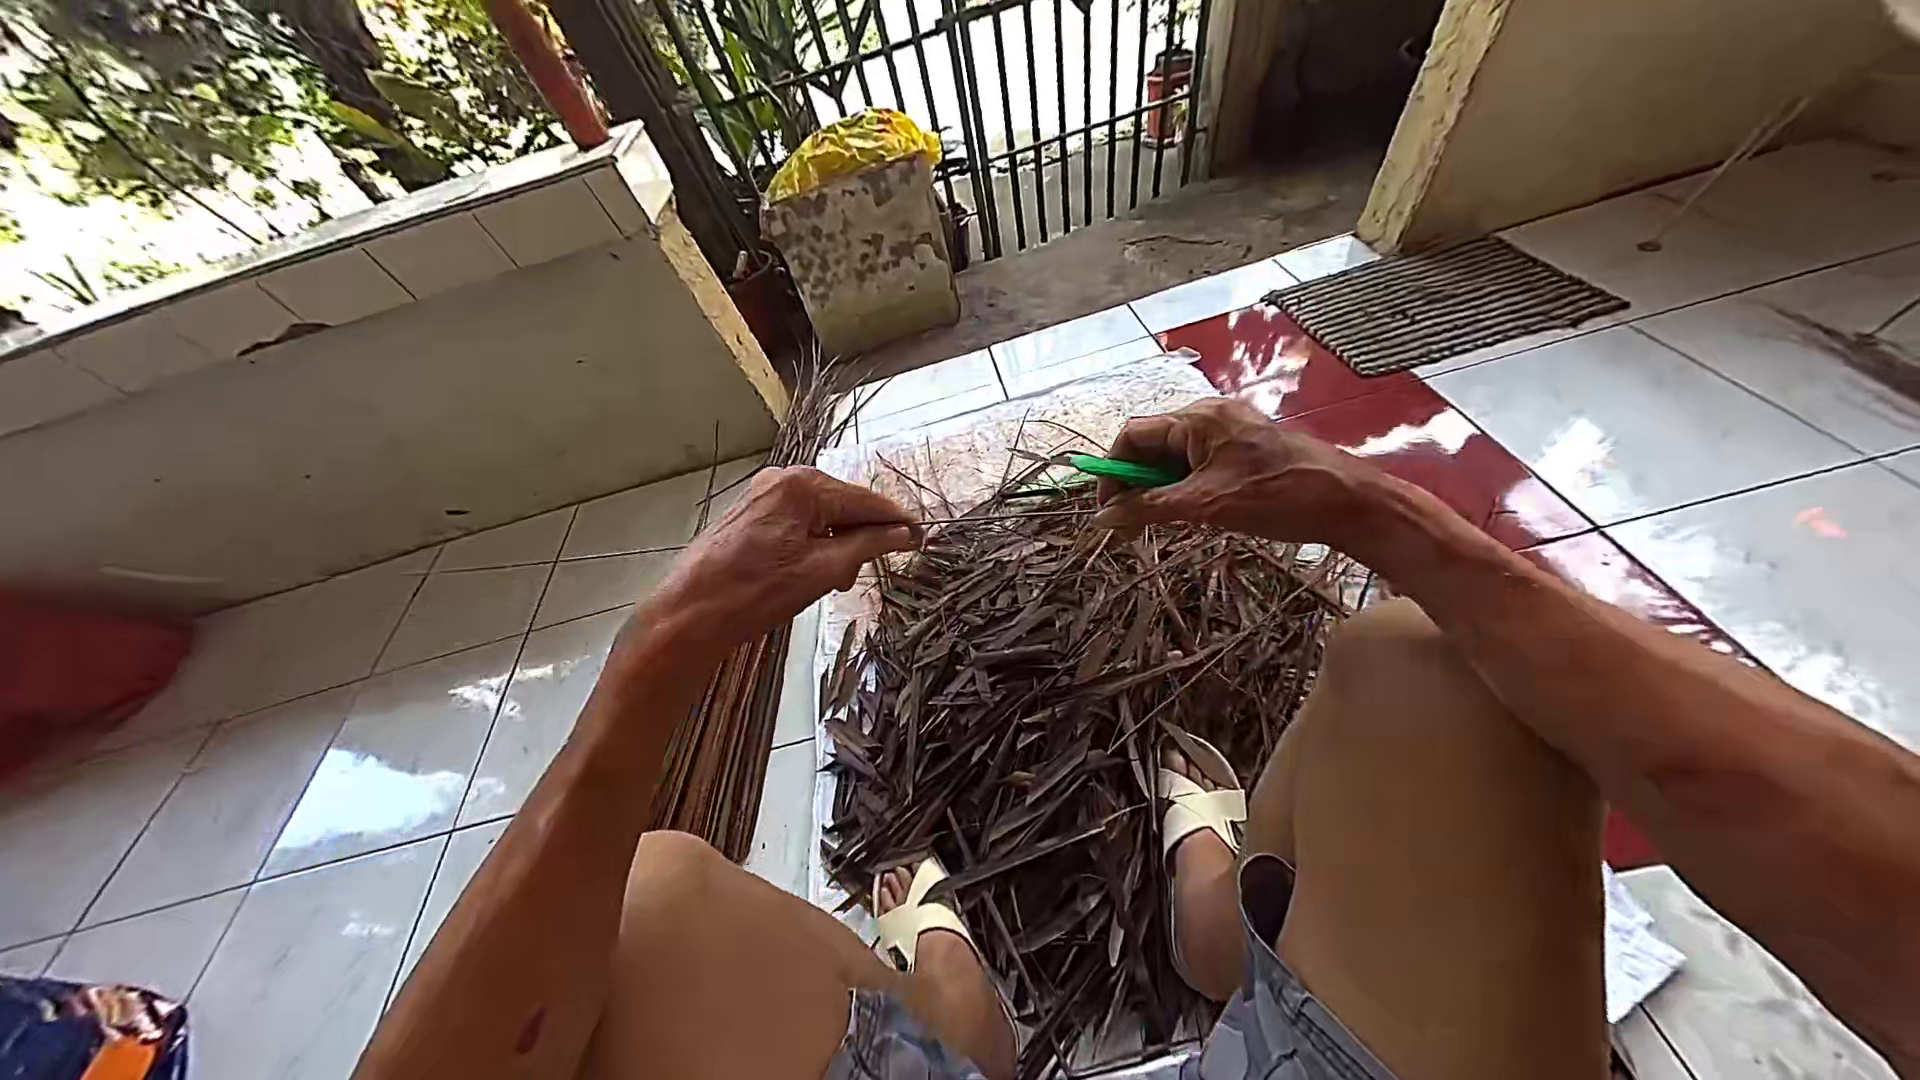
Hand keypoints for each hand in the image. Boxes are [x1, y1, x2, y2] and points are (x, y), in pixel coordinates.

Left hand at [643, 467, 920, 657]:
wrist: (689, 615)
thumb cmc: (756, 593)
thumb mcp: (824, 570)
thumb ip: (869, 545)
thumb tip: (905, 533)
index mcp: (803, 485)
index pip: (867, 500)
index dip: (897, 522)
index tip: (923, 538)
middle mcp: (783, 478)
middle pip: (844, 504)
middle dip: (864, 535)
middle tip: (872, 570)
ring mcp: (764, 494)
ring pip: (823, 514)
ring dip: (839, 543)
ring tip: (838, 580)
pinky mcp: (752, 512)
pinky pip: (800, 521)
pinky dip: (816, 543)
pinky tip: (814, 571)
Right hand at [1092, 398, 1388, 546]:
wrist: (1350, 503)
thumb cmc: (1276, 496)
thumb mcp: (1203, 504)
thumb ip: (1147, 508)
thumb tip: (1102, 518)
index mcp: (1196, 419)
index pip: (1132, 435)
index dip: (1112, 470)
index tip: (1109, 508)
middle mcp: (1209, 417)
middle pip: (1151, 446)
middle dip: (1134, 483)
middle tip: (1129, 523)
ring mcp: (1229, 432)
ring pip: (1174, 459)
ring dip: (1157, 489)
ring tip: (1156, 522)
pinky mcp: (1244, 450)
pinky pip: (1197, 465)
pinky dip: (1182, 488)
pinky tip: (1186, 512)